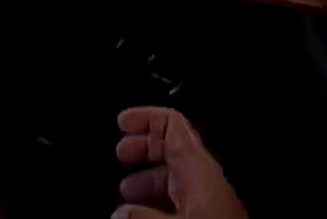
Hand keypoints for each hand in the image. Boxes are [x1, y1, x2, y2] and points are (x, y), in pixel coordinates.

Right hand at [115, 107, 247, 218]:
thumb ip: (145, 217)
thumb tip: (121, 212)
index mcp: (198, 167)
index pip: (172, 124)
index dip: (145, 117)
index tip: (124, 121)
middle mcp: (203, 177)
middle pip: (169, 148)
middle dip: (142, 149)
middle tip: (120, 153)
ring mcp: (205, 198)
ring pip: (171, 176)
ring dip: (146, 180)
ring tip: (125, 195)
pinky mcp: (206, 216)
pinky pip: (177, 199)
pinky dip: (156, 203)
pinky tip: (142, 217)